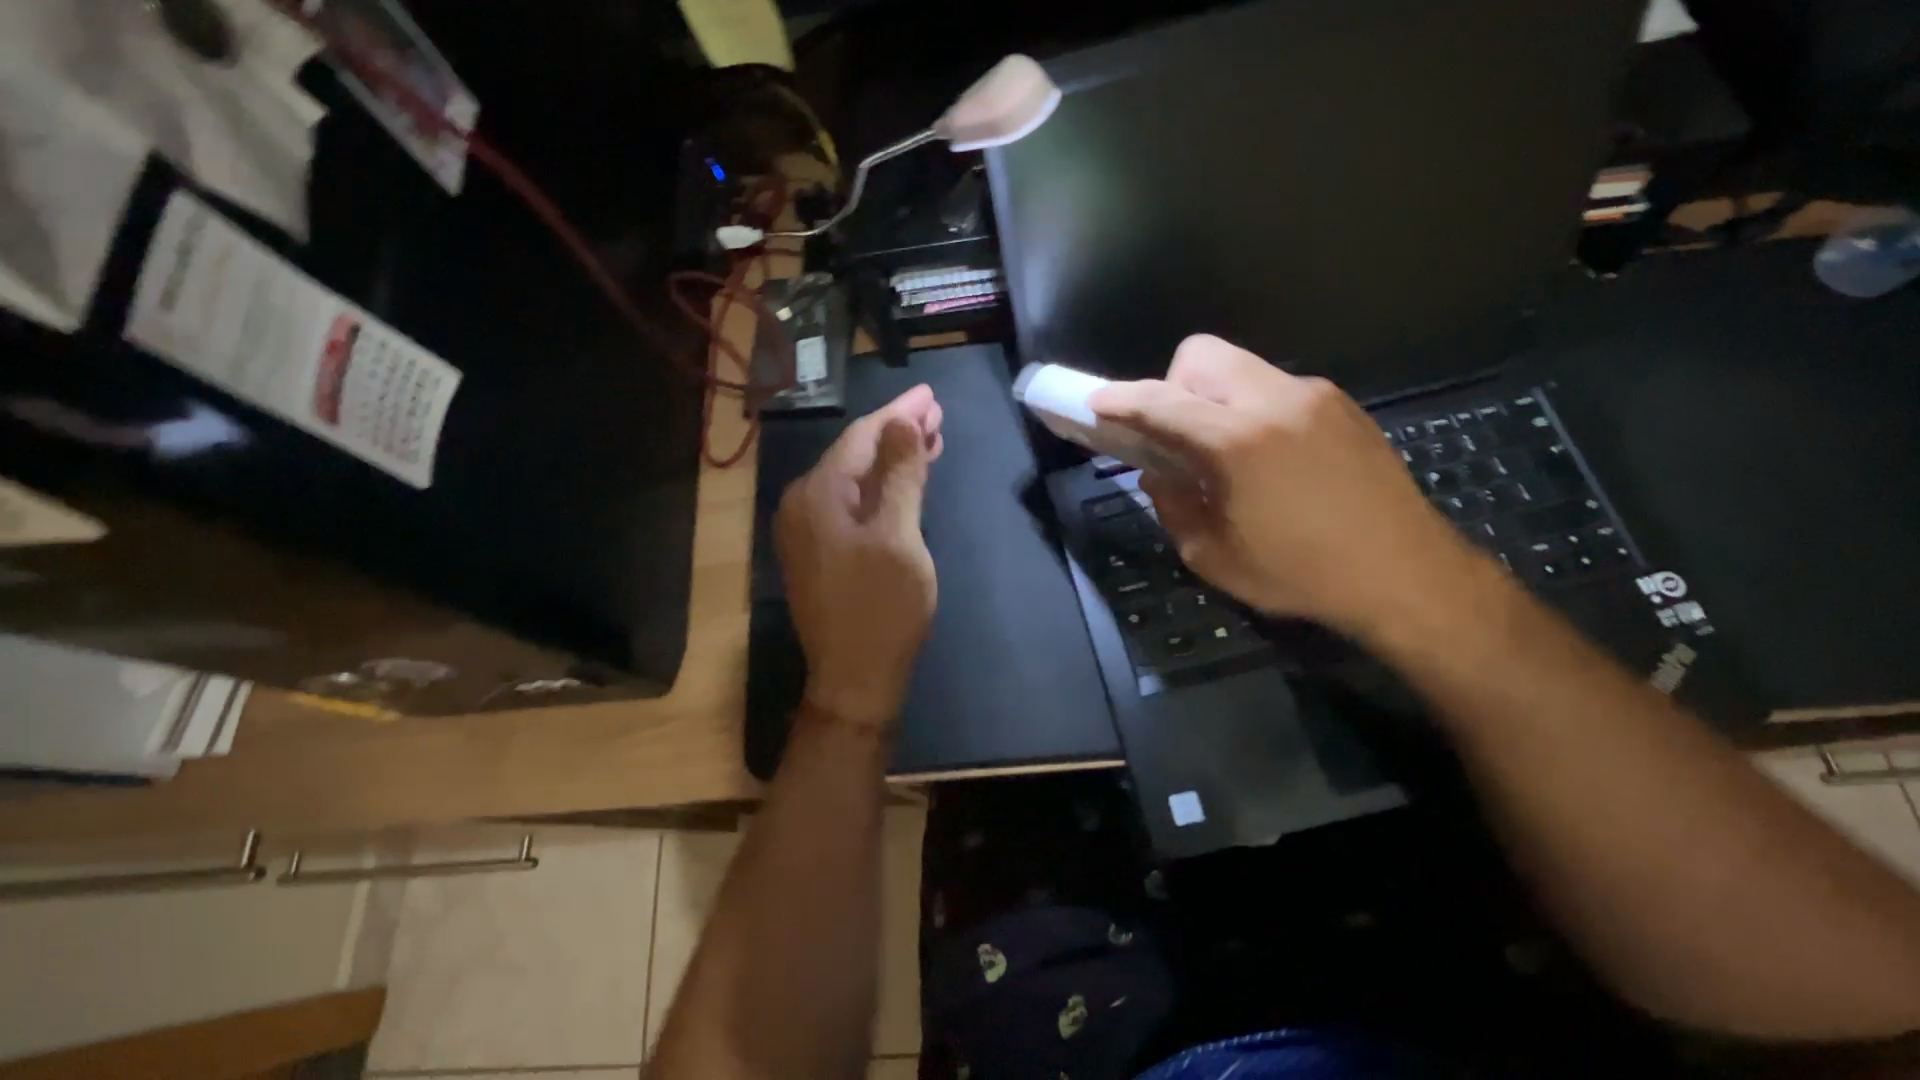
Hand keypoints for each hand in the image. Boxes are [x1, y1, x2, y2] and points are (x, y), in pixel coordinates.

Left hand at [776, 385, 944, 730]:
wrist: (853, 679)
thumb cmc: (882, 607)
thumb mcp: (900, 536)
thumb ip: (900, 474)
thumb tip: (902, 421)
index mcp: (818, 494)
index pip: (862, 436)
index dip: (899, 412)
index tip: (930, 393)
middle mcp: (803, 505)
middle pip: (854, 454)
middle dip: (896, 432)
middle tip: (936, 414)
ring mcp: (806, 531)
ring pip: (853, 480)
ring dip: (891, 460)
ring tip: (929, 440)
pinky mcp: (818, 553)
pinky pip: (850, 505)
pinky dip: (880, 489)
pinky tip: (904, 483)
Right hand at [1091, 334, 1480, 636]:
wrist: (1406, 575)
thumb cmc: (1302, 575)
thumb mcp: (1216, 557)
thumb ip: (1174, 506)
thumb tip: (1159, 474)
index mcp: (1239, 440)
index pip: (1162, 402)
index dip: (1121, 401)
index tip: (1096, 405)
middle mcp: (1277, 400)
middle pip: (1202, 356)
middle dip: (1172, 384)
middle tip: (1174, 435)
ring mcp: (1315, 397)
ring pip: (1242, 368)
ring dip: (1215, 398)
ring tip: (1224, 452)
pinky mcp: (1343, 406)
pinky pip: (1278, 389)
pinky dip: (1254, 409)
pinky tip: (1271, 460)